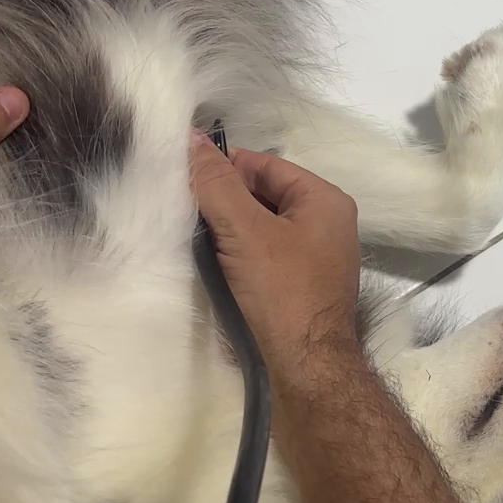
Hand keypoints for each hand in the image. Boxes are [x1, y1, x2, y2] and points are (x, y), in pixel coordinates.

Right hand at [188, 134, 363, 363]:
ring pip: (263, 224)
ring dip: (228, 225)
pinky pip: (266, 251)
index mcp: (325, 199)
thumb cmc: (283, 289)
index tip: (179, 171)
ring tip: (185, 228)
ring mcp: (317, 252)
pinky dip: (238, 250)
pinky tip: (209, 259)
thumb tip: (192, 139)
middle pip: (266, 193)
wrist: (308, 363)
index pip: (268, 165)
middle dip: (224, 197)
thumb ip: (217, 185)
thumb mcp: (246, 231)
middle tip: (175, 202)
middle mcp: (327, 220)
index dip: (225, 165)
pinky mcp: (302, 280)